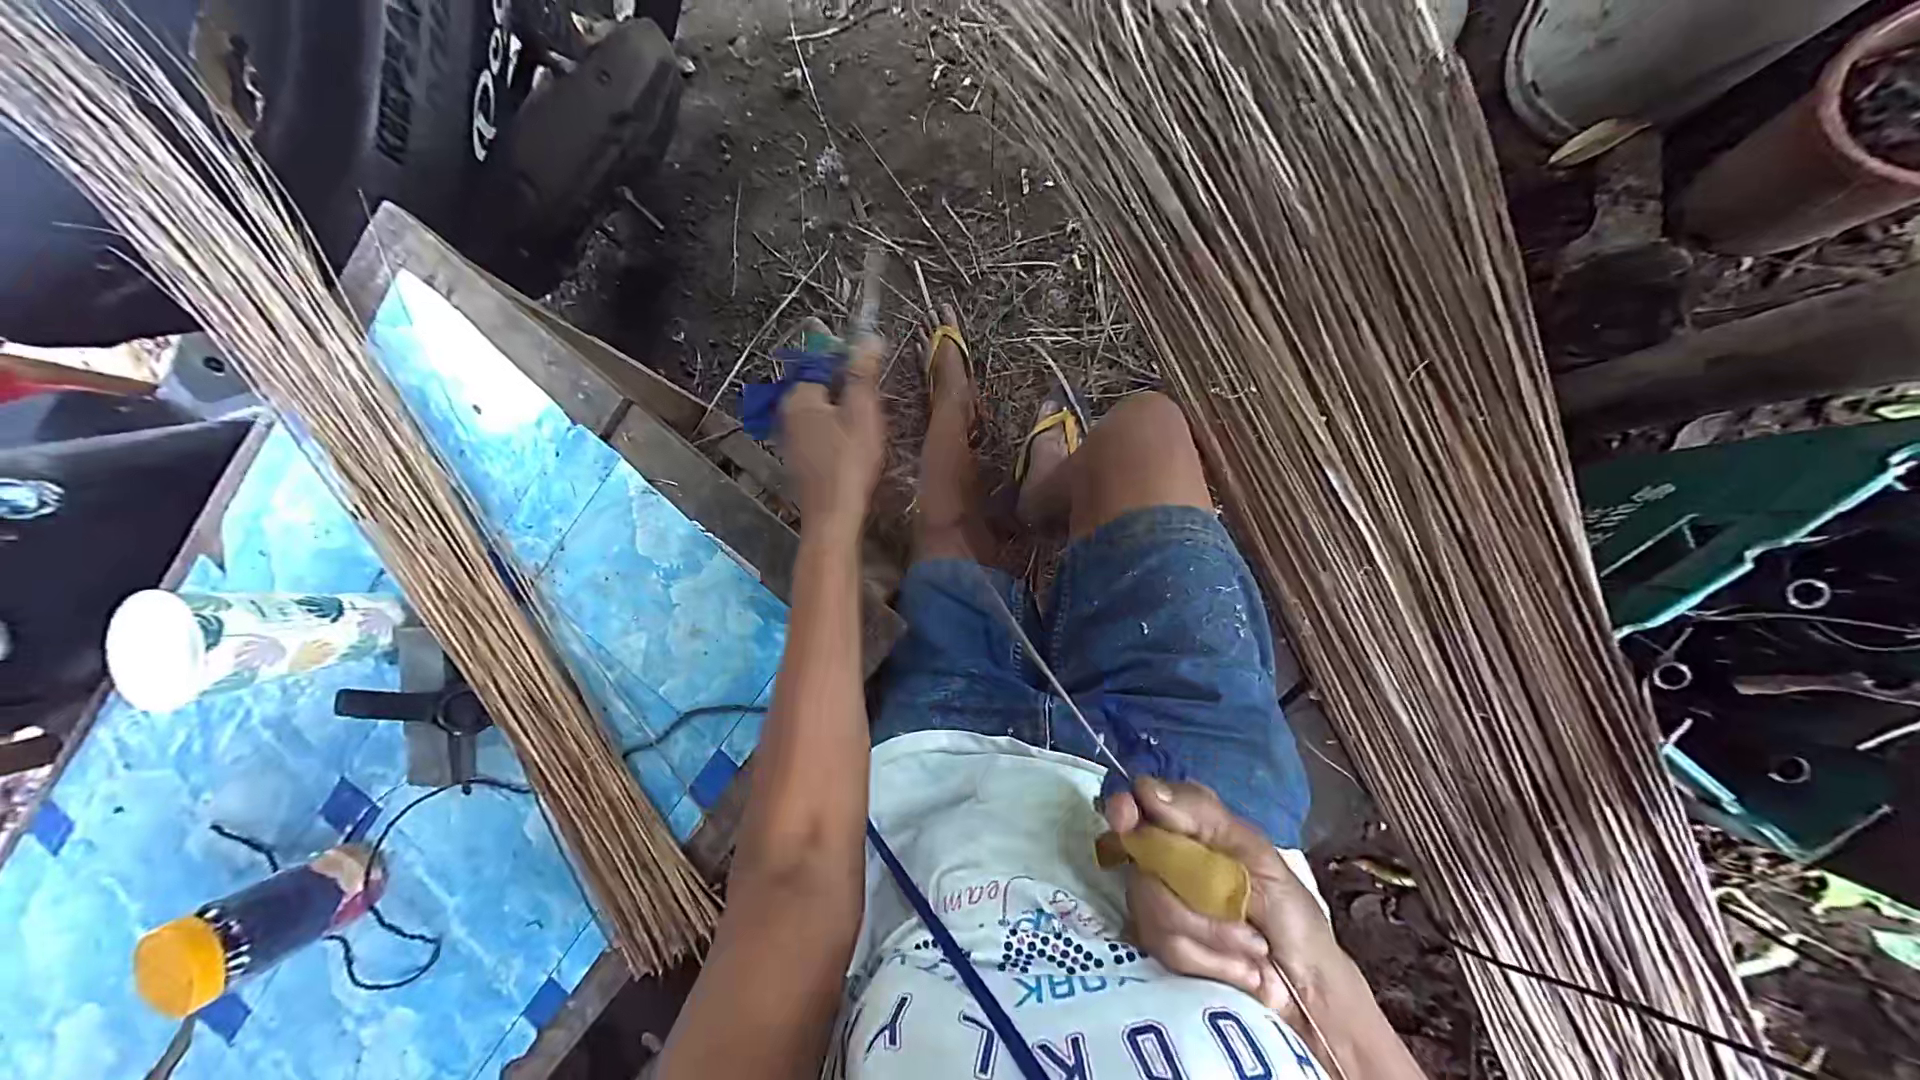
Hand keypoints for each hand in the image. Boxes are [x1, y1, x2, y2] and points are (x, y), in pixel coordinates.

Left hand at [779, 330, 885, 534]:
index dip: (847, 362)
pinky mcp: (798, 459)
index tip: (869, 373)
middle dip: (845, 389)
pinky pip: (818, 433)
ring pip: (820, 411)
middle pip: (820, 387)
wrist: (833, 514)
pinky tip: (852, 449)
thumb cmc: (849, 462)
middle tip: (871, 406)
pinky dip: (835, 434)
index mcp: (798, 396)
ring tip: (865, 428)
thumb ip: (862, 372)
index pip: (821, 361)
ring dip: (841, 413)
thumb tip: (868, 338)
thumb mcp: (862, 411)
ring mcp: (790, 438)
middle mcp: (786, 413)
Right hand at [1103, 776, 1338, 1007]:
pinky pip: (1163, 945)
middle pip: (1138, 861)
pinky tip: (1238, 966)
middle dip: (1192, 895)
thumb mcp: (1258, 853)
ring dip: (1211, 933)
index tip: (1125, 818)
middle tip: (1240, 908)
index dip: (1123, 808)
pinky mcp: (1157, 945)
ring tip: (1251, 946)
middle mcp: (1160, 857)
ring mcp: (1154, 901)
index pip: (1135, 804)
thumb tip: (1146, 790)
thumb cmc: (1288, 911)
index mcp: (1185, 825)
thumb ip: (1202, 816)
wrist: (1307, 988)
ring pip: (1150, 906)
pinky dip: (1208, 960)